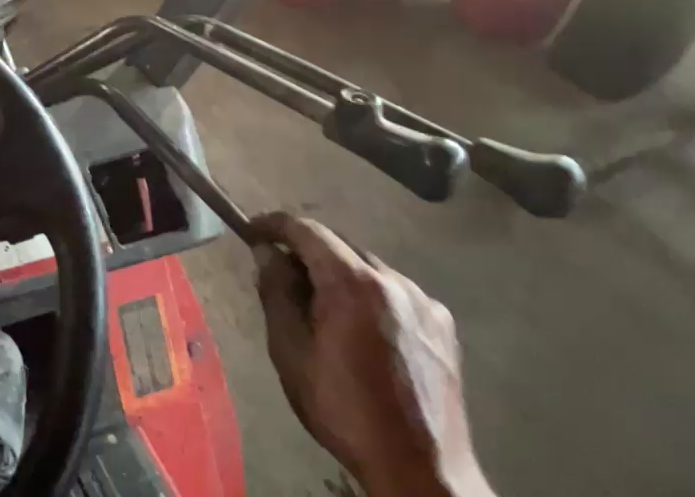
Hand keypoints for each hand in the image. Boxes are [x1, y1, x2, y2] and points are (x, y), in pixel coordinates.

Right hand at [251, 213, 495, 496]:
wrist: (421, 468)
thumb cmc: (344, 410)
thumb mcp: (291, 352)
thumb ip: (276, 293)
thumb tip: (267, 254)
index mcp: (353, 284)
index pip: (307, 230)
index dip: (274, 225)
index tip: (252, 232)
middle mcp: (394, 281)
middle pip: (340, 245)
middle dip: (306, 252)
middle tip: (280, 278)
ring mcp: (424, 302)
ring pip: (368, 268)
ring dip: (339, 275)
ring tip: (321, 310)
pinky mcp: (443, 326)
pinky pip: (395, 292)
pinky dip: (369, 296)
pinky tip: (360, 331)